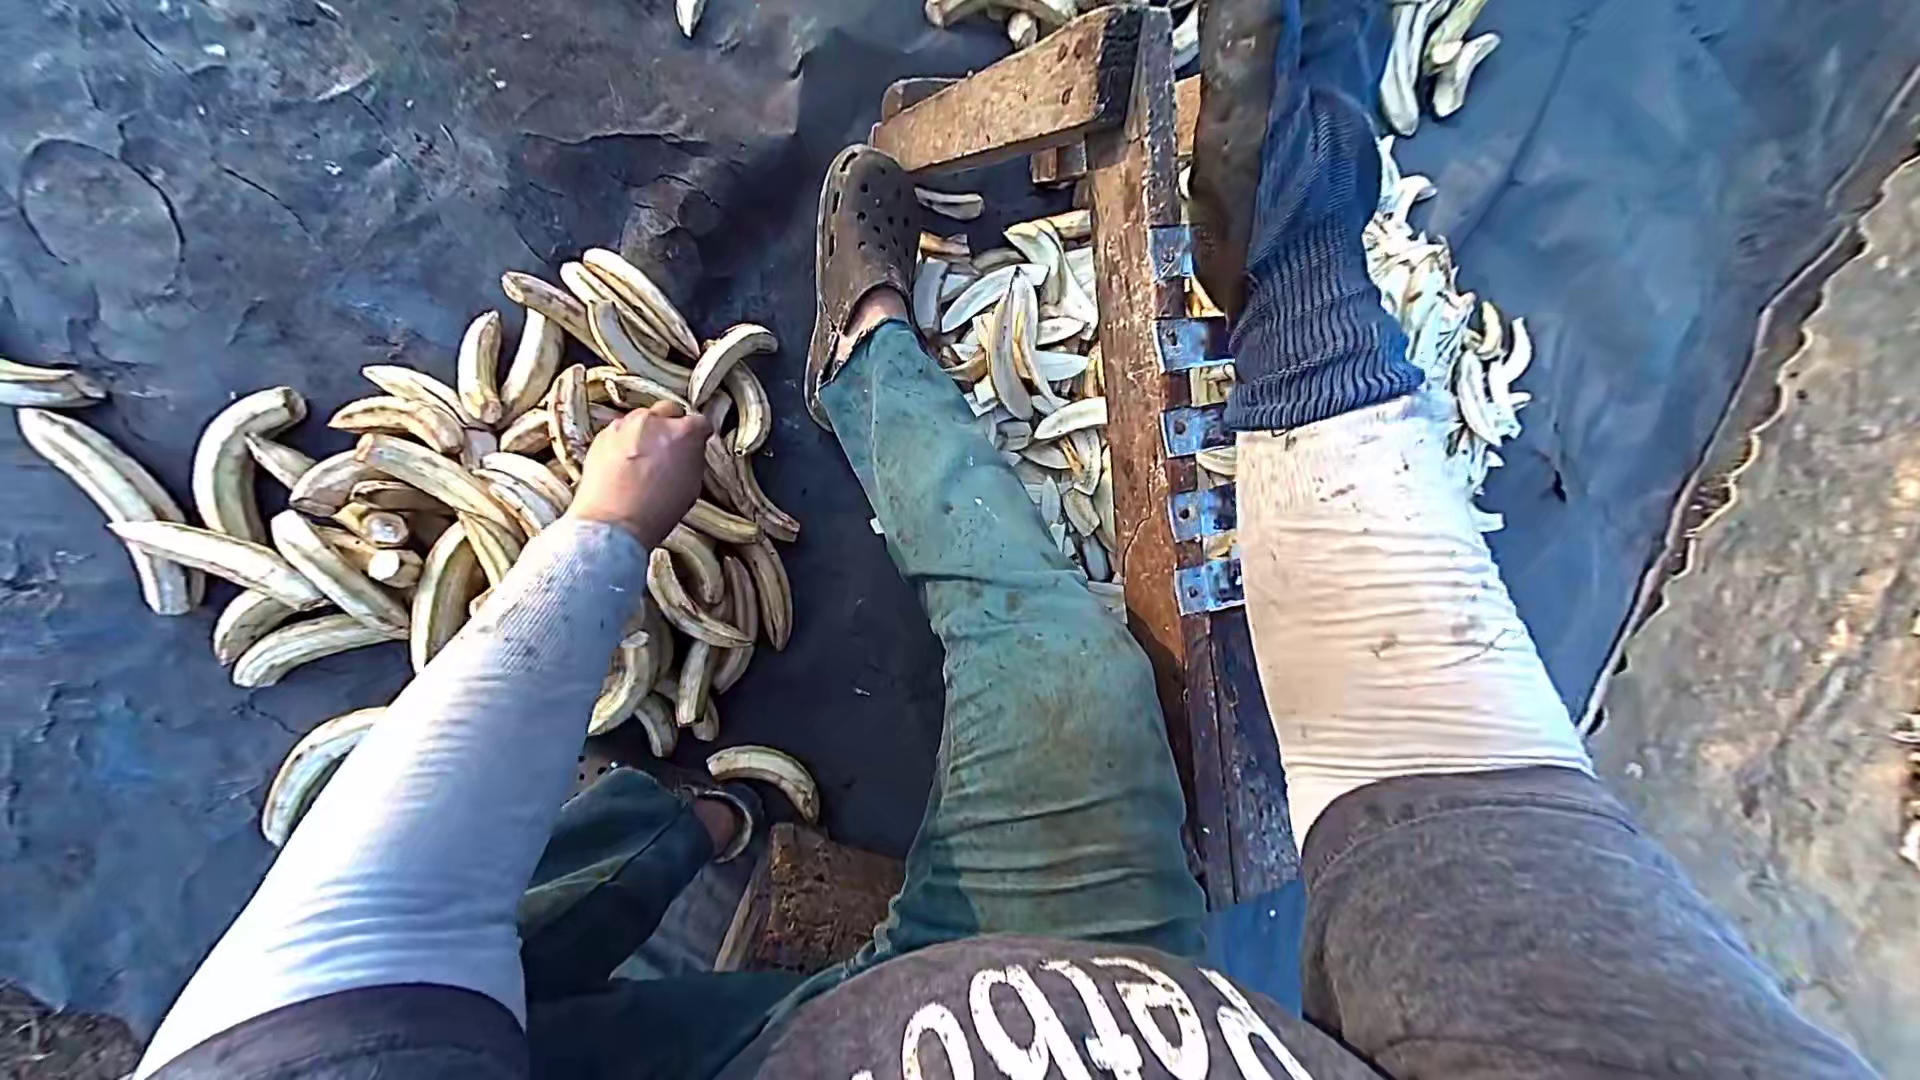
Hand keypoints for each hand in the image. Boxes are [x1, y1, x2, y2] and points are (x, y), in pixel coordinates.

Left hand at [567, 401, 711, 546]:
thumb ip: (693, 458)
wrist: (614, 521)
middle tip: (671, 446)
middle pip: (669, 411)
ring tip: (646, 456)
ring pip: (642, 419)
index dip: (700, 434)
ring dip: (647, 432)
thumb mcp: (692, 485)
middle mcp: (654, 422)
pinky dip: (626, 441)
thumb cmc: (657, 509)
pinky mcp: (602, 435)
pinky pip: (620, 431)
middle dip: (672, 425)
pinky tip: (627, 463)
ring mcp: (625, 426)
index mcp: (683, 433)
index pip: (700, 422)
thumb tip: (691, 450)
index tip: (698, 441)